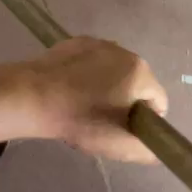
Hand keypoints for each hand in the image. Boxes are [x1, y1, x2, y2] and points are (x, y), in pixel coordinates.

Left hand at [21, 38, 166, 162]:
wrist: (34, 96)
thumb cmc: (83, 119)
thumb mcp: (122, 146)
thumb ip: (149, 149)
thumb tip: (152, 144)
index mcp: (140, 72)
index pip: (158, 102)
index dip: (145, 122)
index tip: (123, 131)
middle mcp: (123, 50)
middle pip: (136, 84)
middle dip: (126, 103)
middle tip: (103, 120)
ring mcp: (97, 42)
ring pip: (114, 73)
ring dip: (107, 88)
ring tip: (84, 105)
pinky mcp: (75, 41)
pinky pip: (93, 62)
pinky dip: (88, 75)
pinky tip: (71, 89)